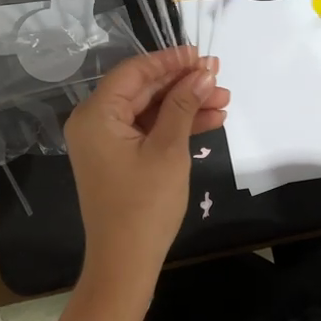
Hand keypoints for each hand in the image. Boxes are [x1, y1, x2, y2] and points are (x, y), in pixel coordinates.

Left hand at [63, 47, 229, 279]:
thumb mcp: (168, 149)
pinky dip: (176, 125)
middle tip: (219, 75)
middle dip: (183, 83)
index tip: (201, 55)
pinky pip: (148, 130)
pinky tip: (211, 120)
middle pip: (143, 88)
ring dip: (186, 104)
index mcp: (97, 113)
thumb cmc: (145, 204)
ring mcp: (106, 141)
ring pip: (150, 109)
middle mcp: (95, 121)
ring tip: (225, 99)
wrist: (125, 265)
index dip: (169, 60)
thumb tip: (202, 72)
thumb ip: (183, 105)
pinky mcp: (118, 158)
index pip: (134, 71)